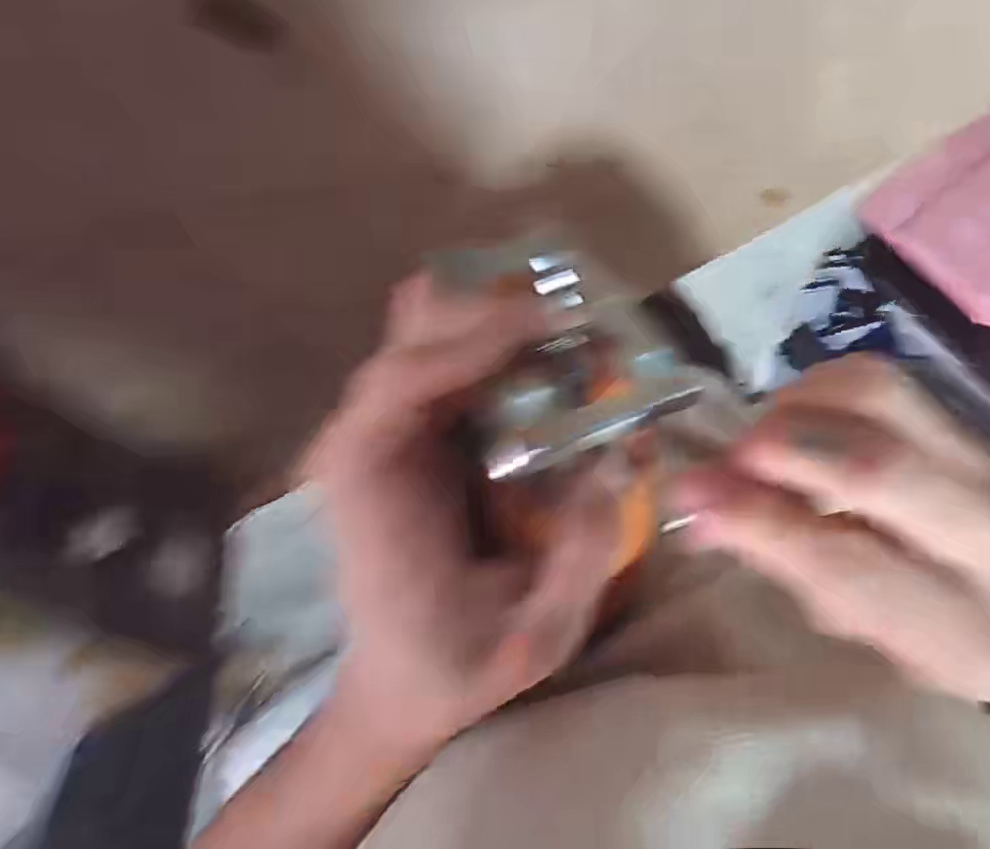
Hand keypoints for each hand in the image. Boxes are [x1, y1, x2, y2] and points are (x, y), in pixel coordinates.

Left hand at [296, 273, 620, 754]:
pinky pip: (457, 350)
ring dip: (504, 314)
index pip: (403, 378)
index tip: (559, 325)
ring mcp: (393, 423)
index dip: (477, 341)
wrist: (403, 679)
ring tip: (576, 331)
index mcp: (369, 480)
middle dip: (498, 310)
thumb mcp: (532, 637)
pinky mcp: (422, 424)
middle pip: (416, 327)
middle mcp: (368, 434)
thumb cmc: (456, 663)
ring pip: (434, 324)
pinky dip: (505, 336)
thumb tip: (621, 459)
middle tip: (582, 324)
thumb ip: (580, 557)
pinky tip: (555, 352)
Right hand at [674, 355, 989, 705]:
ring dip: (801, 408)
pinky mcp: (964, 422)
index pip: (856, 568)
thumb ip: (781, 559)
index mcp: (973, 632)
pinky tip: (797, 414)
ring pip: (882, 398)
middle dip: (787, 450)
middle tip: (727, 457)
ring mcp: (987, 464)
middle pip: (881, 467)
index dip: (766, 524)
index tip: (695, 499)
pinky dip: (821, 386)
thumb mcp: (852, 624)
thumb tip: (696, 504)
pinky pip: (882, 377)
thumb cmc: (919, 632)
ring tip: (762, 438)